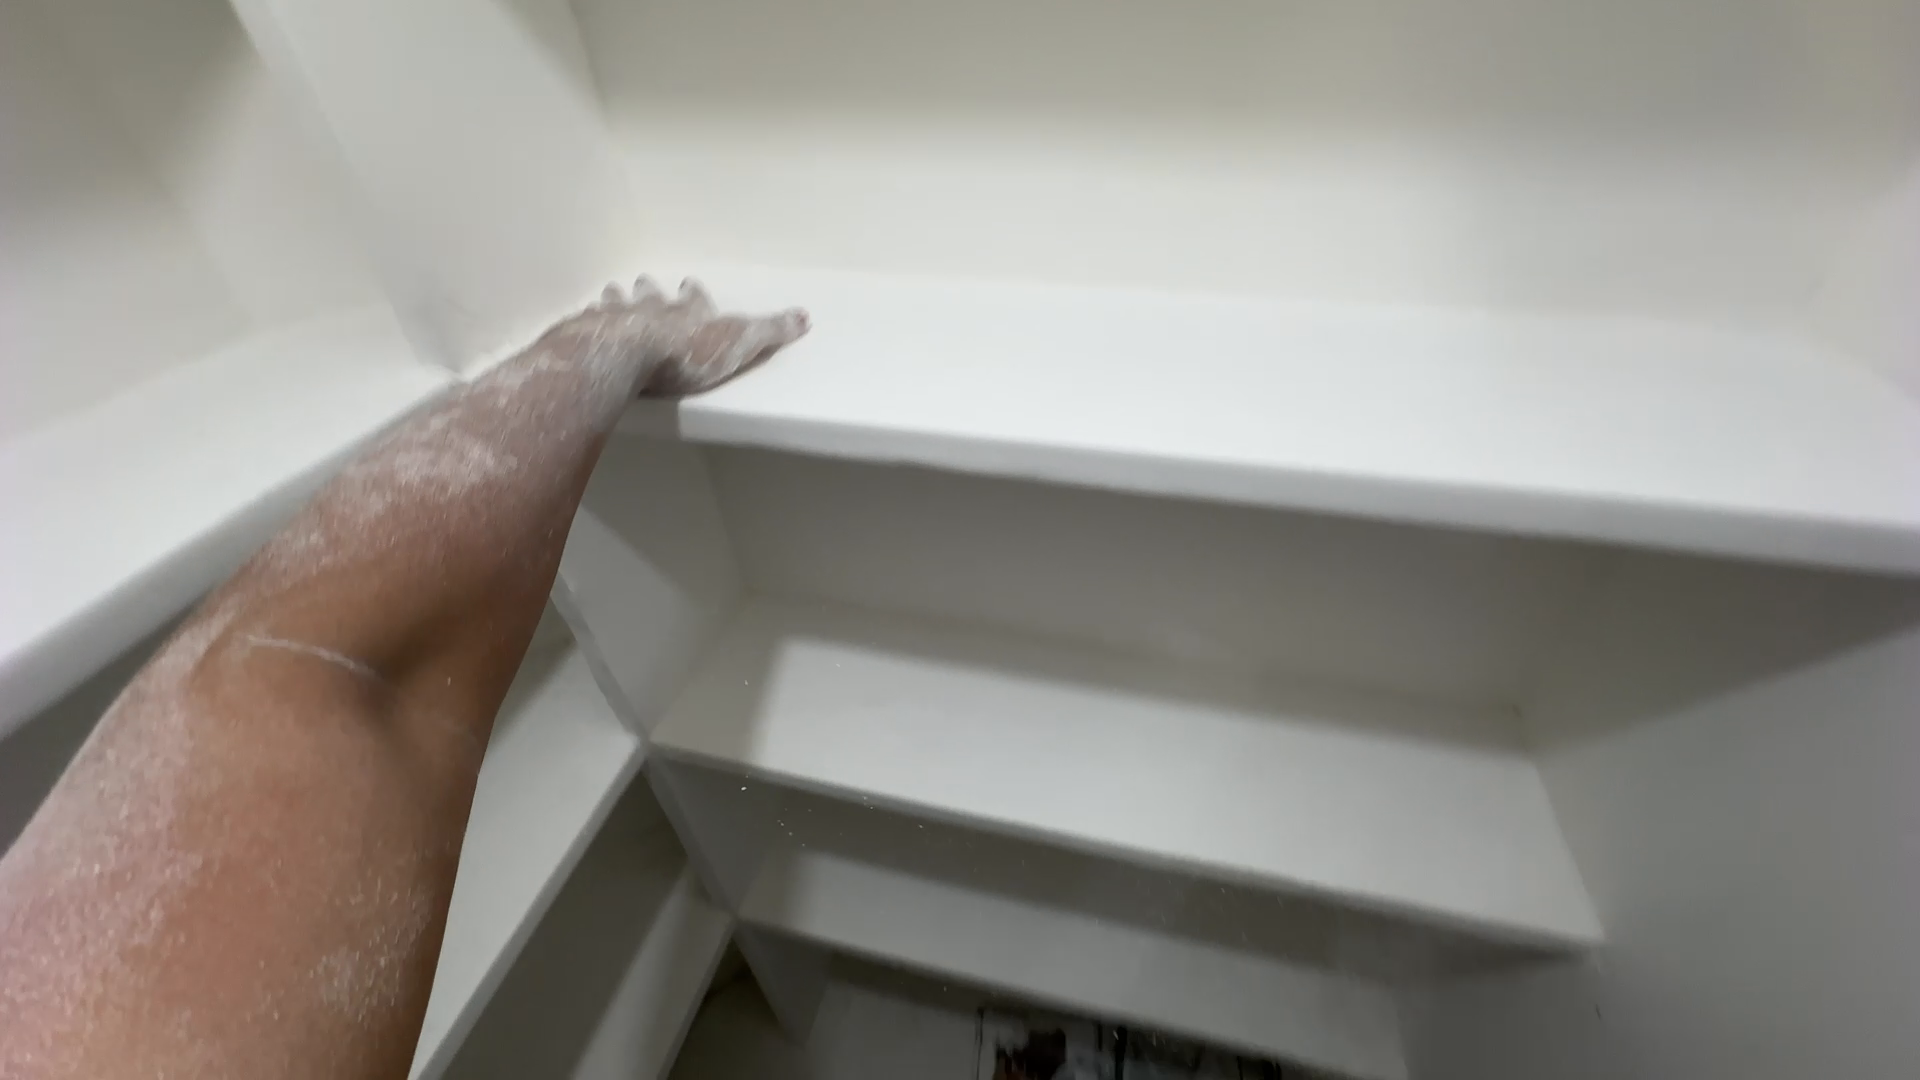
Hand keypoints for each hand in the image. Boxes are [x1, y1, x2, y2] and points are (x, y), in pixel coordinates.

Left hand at [557, 275, 810, 397]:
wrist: (623, 356)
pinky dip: (588, 321)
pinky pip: (588, 323)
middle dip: (652, 290)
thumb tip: (805, 316)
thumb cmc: (685, 354)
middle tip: (646, 283)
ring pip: (617, 301)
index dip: (695, 294)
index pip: (695, 297)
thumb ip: (769, 332)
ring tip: (613, 294)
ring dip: (618, 299)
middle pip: (652, 292)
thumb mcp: (738, 343)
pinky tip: (583, 323)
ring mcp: (616, 316)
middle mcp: (652, 306)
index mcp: (688, 310)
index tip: (692, 284)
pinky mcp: (589, 333)